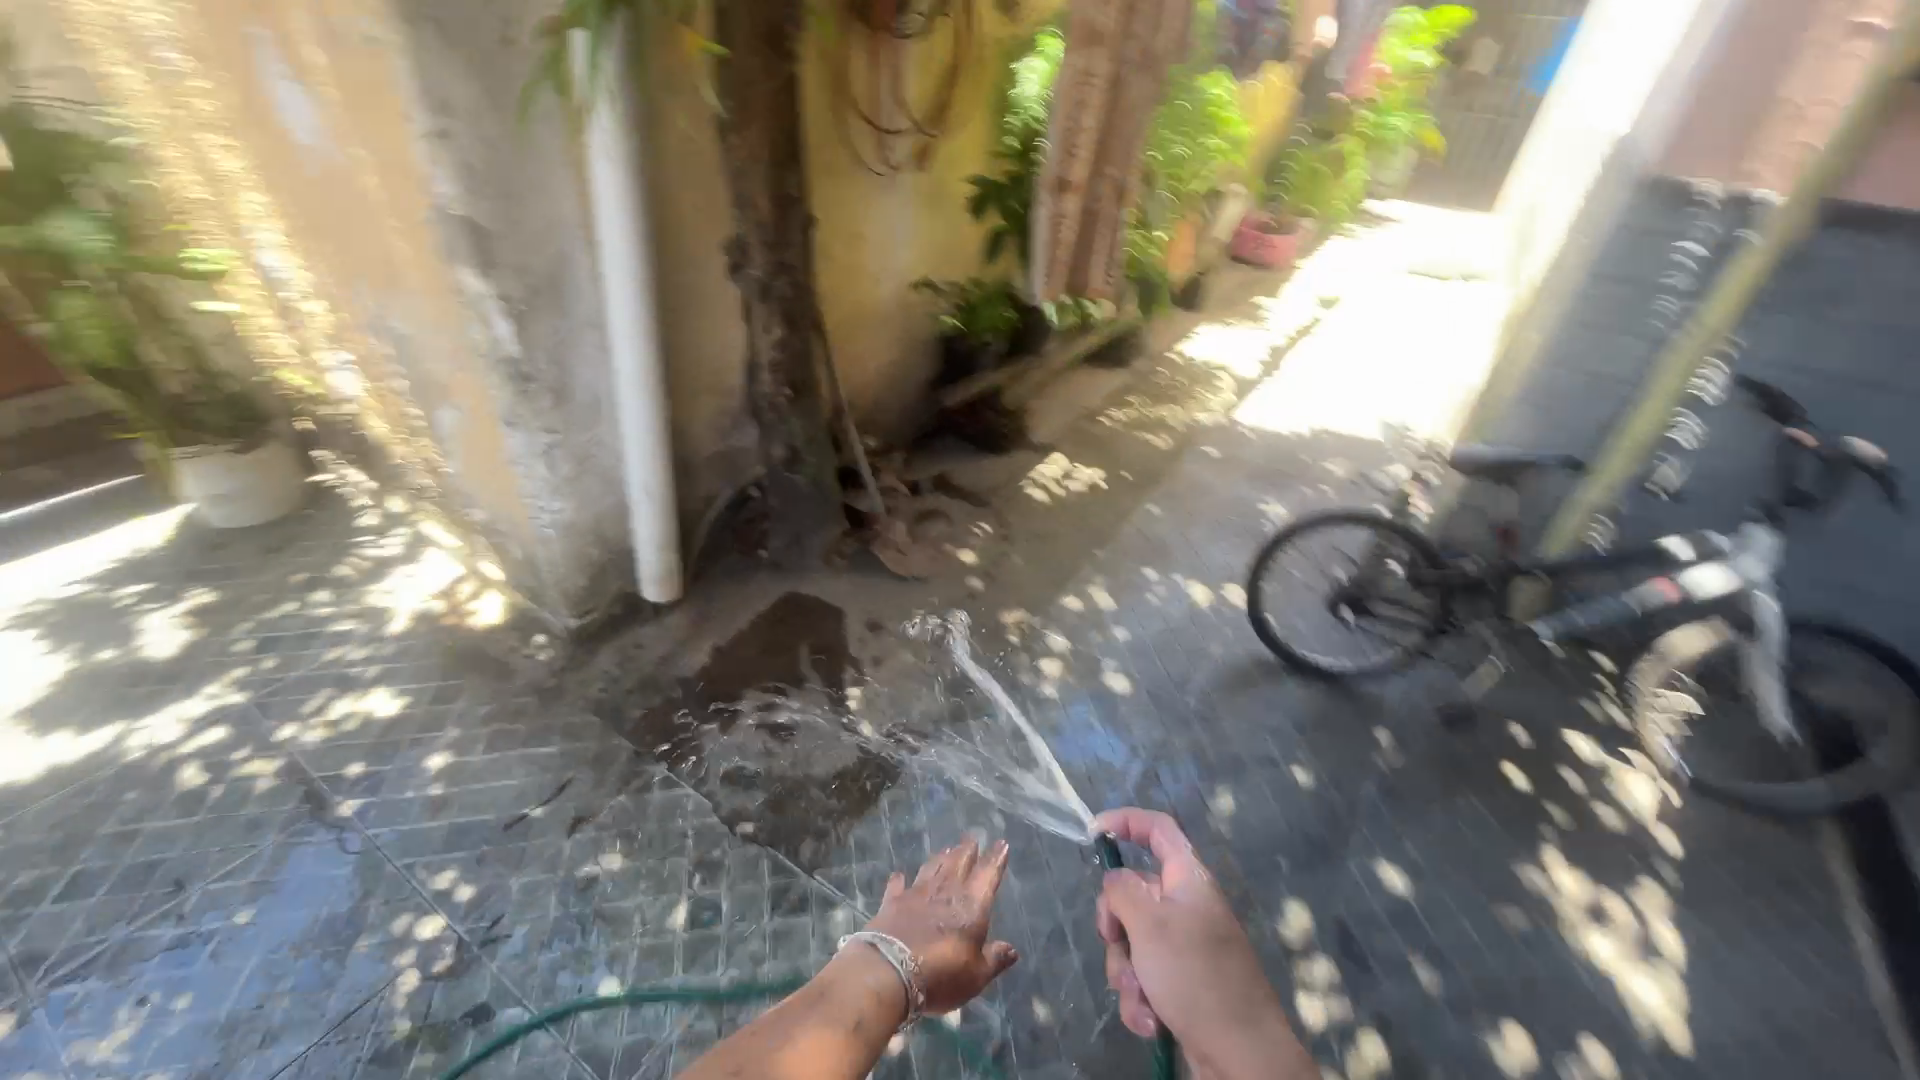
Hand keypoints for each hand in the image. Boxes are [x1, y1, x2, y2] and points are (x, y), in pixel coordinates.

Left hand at [864, 838, 1020, 1013]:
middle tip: (972, 838)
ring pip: (932, 867)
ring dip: (940, 857)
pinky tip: (899, 875)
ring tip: (947, 849)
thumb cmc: (941, 974)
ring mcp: (917, 893)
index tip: (1002, 844)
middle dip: (967, 850)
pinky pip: (898, 885)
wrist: (889, 971)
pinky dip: (899, 880)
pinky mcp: (892, 902)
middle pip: (959, 862)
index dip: (996, 858)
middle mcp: (946, 891)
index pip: (988, 874)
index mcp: (971, 905)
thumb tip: (1012, 950)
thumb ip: (995, 959)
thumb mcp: (976, 975)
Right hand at [1093, 809, 1310, 1078]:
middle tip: (1116, 941)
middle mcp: (1188, 906)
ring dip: (1126, 970)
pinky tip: (1151, 1021)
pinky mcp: (1182, 983)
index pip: (1157, 828)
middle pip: (1133, 892)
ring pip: (1133, 940)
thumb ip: (1121, 889)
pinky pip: (1144, 977)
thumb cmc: (1195, 975)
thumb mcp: (1149, 923)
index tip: (1091, 834)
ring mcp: (1186, 946)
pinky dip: (1140, 999)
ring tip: (1141, 997)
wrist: (1242, 1056)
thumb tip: (1115, 881)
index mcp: (1189, 879)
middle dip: (1115, 924)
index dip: (1125, 821)